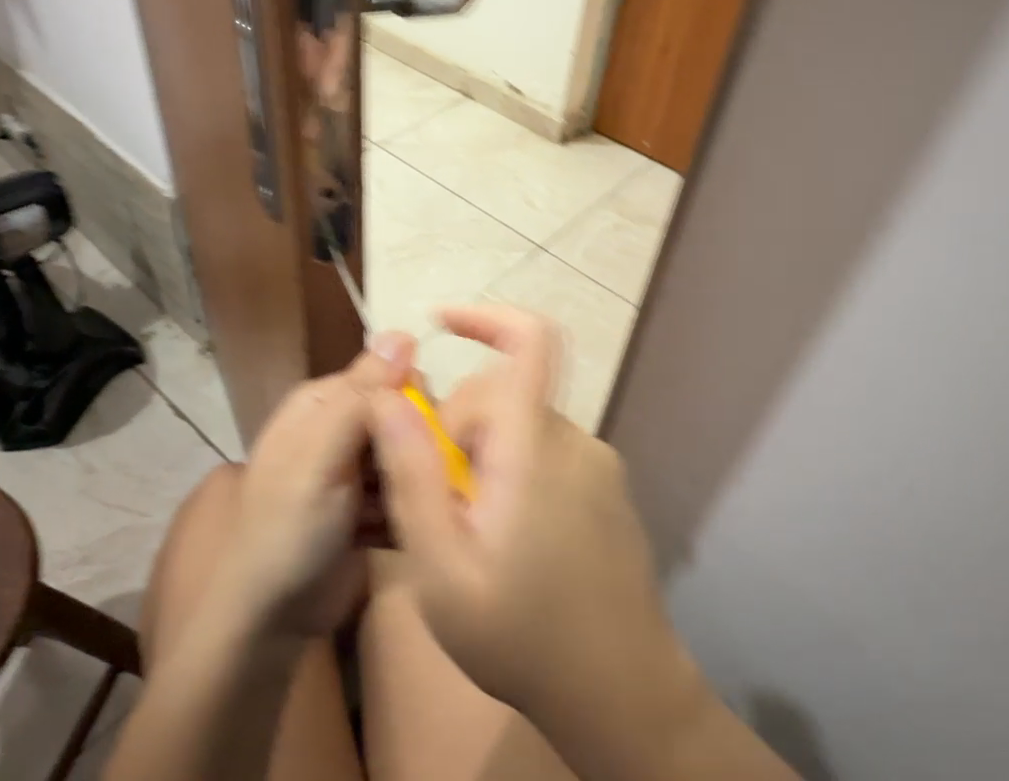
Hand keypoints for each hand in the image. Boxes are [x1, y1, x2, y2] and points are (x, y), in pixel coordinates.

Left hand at [212, 332, 413, 638]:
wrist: (269, 619)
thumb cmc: (289, 530)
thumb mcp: (323, 457)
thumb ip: (362, 397)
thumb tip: (403, 331)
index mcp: (322, 404)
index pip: (390, 376)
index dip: (416, 401)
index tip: (433, 437)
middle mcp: (339, 430)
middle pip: (404, 417)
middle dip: (421, 446)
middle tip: (425, 481)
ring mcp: (354, 472)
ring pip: (409, 457)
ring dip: (418, 482)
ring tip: (424, 511)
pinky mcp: (368, 509)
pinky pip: (404, 492)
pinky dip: (410, 510)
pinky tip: (414, 532)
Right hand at [365, 307, 697, 721]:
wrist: (622, 690)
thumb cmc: (520, 635)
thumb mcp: (440, 566)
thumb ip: (412, 474)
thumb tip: (386, 397)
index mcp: (534, 448)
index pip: (529, 341)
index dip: (485, 316)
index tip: (439, 324)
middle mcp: (574, 442)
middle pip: (504, 396)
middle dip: (458, 433)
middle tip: (437, 509)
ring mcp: (598, 467)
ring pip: (522, 430)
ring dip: (484, 461)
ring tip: (469, 537)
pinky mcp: (607, 492)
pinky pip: (548, 457)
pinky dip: (515, 476)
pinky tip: (507, 545)